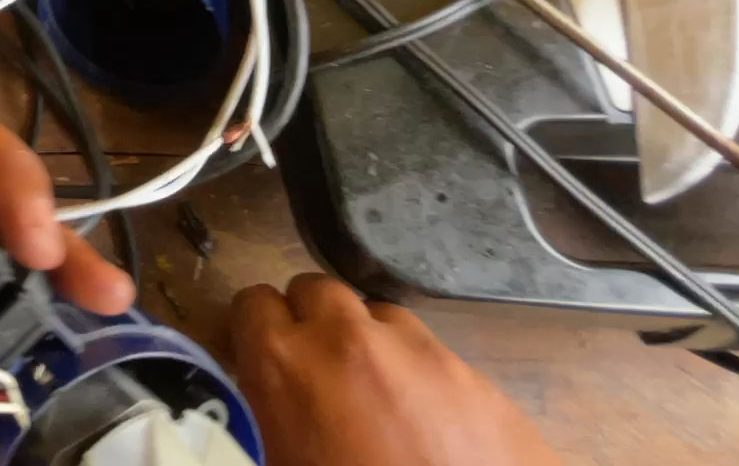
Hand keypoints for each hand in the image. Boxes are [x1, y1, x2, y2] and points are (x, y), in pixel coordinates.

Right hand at [231, 274, 560, 465]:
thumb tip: (262, 394)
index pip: (253, 301)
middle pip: (317, 289)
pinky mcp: (485, 387)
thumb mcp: (280, 459)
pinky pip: (442, 361)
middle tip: (322, 369)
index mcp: (283, 361)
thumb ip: (263, 409)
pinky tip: (440, 433)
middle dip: (314, 321)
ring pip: (382, 316)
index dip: (258, 329)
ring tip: (385, 399)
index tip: (265, 355)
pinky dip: (430, 384)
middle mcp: (347, 340)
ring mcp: (423, 357)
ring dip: (374, 345)